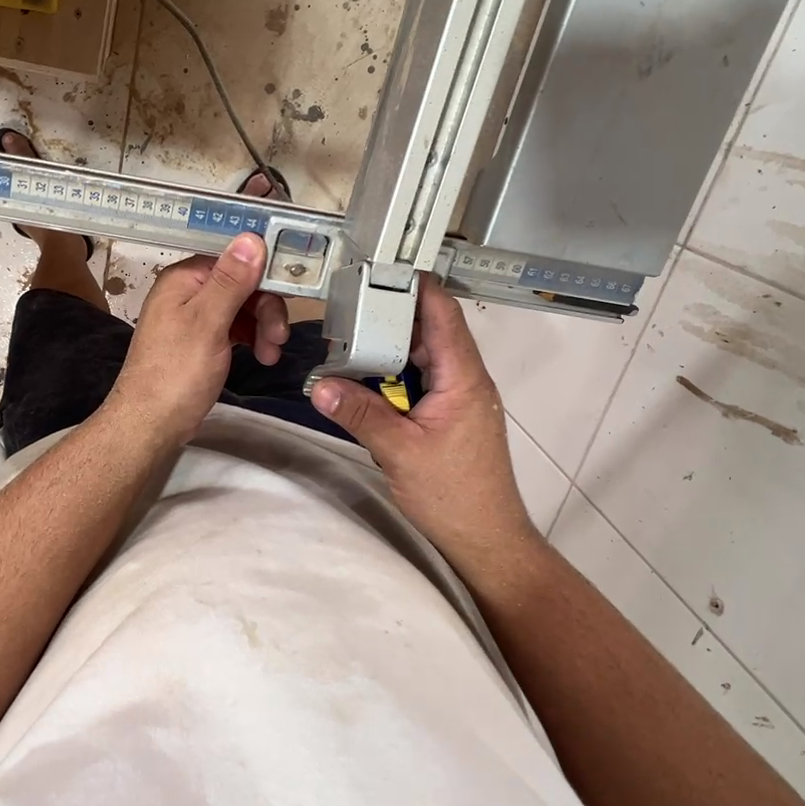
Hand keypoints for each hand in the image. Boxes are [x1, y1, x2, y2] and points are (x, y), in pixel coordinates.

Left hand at [104, 232, 288, 445]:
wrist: (151, 424)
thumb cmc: (177, 372)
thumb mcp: (209, 323)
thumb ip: (231, 281)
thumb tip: (251, 237)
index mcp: (184, 278)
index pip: (234, 260)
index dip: (264, 276)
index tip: (290, 295)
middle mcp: (186, 291)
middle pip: (240, 284)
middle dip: (265, 309)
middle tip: (279, 337)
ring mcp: (191, 317)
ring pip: (240, 308)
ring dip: (261, 327)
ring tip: (271, 355)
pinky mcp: (199, 341)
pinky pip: (232, 328)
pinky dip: (250, 339)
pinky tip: (261, 356)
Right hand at [310, 275, 538, 558]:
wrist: (486, 539)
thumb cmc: (453, 496)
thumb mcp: (399, 452)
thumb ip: (360, 413)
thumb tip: (318, 385)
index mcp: (463, 378)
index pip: (443, 314)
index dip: (415, 286)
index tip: (380, 266)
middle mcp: (466, 379)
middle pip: (431, 329)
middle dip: (393, 311)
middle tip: (349, 297)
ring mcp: (460, 397)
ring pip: (425, 354)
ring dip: (392, 342)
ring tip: (350, 329)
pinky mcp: (451, 414)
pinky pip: (422, 377)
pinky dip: (396, 369)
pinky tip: (366, 373)